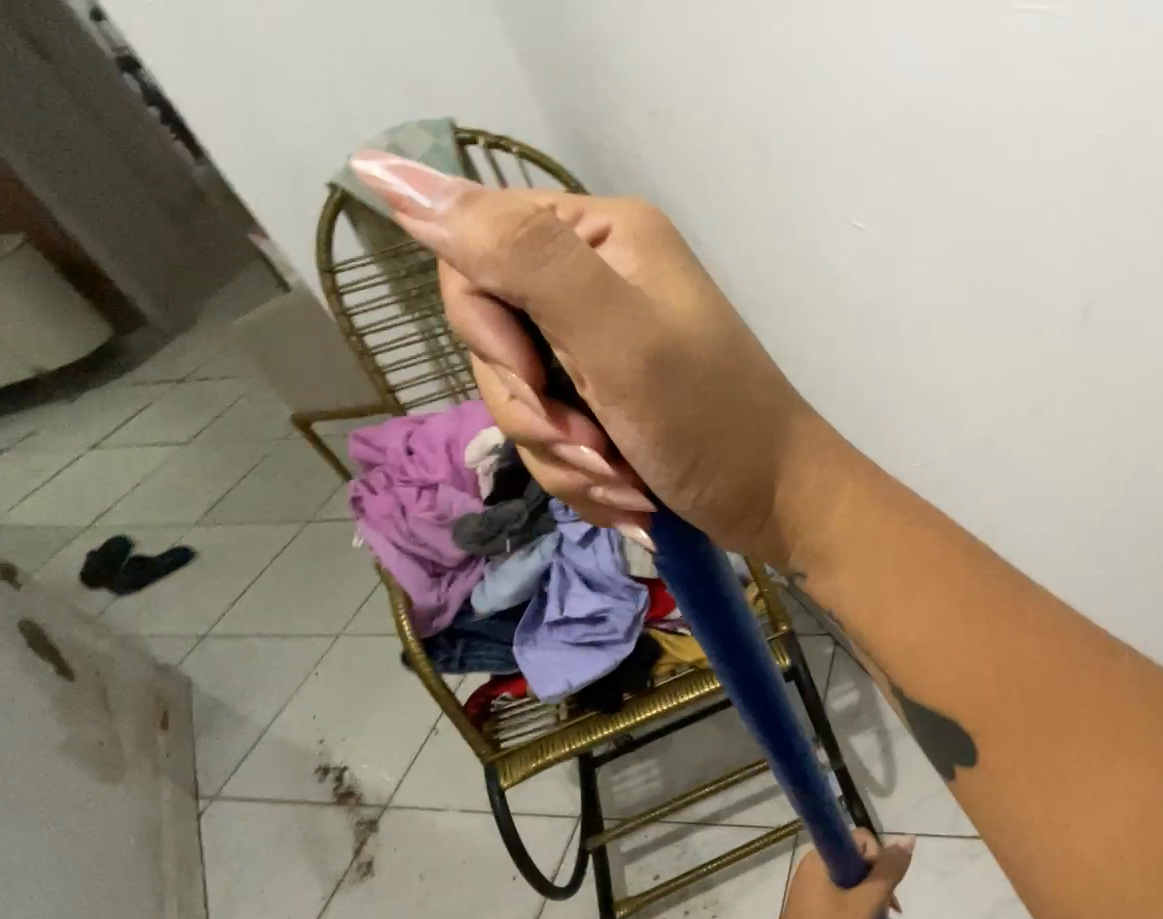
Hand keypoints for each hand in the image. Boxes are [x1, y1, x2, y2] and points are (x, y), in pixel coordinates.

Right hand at [348, 151, 857, 566]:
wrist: (781, 507)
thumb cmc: (714, 423)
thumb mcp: (617, 338)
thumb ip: (516, 255)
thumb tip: (381, 166)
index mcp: (602, 238)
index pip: (472, 255)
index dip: (489, 333)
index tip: (541, 380)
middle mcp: (598, 281)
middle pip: (492, 341)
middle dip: (538, 416)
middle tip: (600, 447)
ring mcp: (604, 349)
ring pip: (522, 404)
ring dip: (566, 460)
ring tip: (627, 481)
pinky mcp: (611, 405)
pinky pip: (555, 442)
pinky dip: (587, 479)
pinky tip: (634, 496)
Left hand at [758, 830, 914, 918]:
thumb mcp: (865, 906)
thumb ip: (888, 871)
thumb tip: (908, 838)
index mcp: (818, 860)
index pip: (860, 839)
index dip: (879, 859)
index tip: (884, 890)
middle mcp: (812, 871)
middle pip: (857, 860)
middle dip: (878, 883)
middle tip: (885, 913)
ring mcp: (810, 895)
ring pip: (852, 883)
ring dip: (870, 901)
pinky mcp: (812, 917)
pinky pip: (842, 902)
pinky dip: (858, 913)